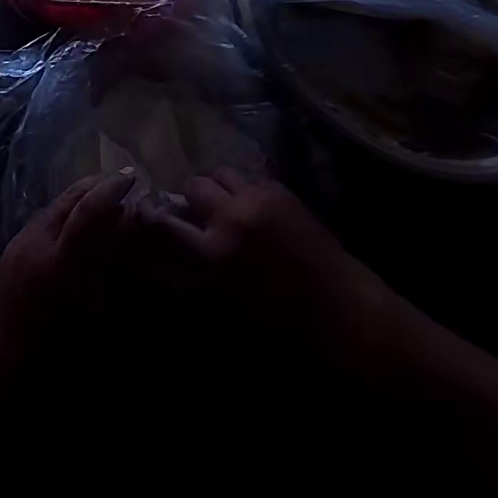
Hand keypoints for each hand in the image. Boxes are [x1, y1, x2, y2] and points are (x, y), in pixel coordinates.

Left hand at [0, 169, 134, 393]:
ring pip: (54, 206)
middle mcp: (37, 243)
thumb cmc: (43, 362)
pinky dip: (64, 212)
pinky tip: (76, 224)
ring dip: (80, 197)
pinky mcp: (9, 251)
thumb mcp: (87, 328)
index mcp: (60, 263)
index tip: (132, 178)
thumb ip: (108, 285)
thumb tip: (125, 257)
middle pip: (69, 198)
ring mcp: (19, 244)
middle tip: (122, 181)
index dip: (112, 189)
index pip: (89, 210)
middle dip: (97, 185)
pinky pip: (42, 220)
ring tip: (103, 198)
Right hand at [146, 168, 416, 369]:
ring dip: (215, 185)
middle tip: (193, 209)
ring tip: (221, 201)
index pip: (169, 222)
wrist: (344, 312)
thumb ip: (200, 268)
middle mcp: (233, 216)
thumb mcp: (227, 302)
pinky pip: (251, 178)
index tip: (152, 216)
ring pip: (222, 172)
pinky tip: (249, 205)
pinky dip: (243, 188)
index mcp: (215, 252)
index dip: (157, 217)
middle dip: (189, 195)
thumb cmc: (283, 324)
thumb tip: (182, 244)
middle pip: (194, 185)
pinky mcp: (283, 193)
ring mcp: (260, 199)